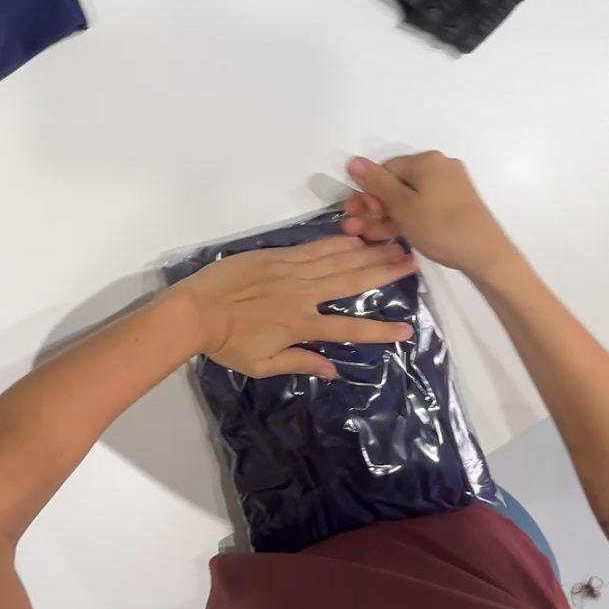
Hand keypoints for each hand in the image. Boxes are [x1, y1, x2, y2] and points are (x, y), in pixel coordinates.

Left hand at [167, 236, 418, 378]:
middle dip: (384, 272)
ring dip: (368, 252)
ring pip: (337, 260)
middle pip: (352, 282)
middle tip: (412, 262)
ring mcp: (291, 271)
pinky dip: (337, 243)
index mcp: (301, 325)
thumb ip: (300, 363)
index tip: (406, 330)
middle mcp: (303, 295)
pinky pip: (314, 248)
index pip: (348, 328)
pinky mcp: (278, 256)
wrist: (195, 311)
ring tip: (395, 245)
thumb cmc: (227, 343)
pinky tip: (356, 237)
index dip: (379, 330)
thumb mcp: (262, 364)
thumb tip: (334, 370)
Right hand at [341, 152, 520, 278]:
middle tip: (358, 229)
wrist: (485, 254)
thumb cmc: (439, 226)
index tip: (359, 215)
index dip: (368, 191)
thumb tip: (353, 160)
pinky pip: (423, 207)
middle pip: (397, 183)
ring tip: (370, 236)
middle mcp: (440, 167)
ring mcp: (449, 187)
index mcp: (427, 160)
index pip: (385, 169)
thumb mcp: (402, 205)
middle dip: (375, 206)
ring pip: (409, 198)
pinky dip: (407, 219)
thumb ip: (376, 183)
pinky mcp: (455, 205)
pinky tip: (393, 236)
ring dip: (387, 216)